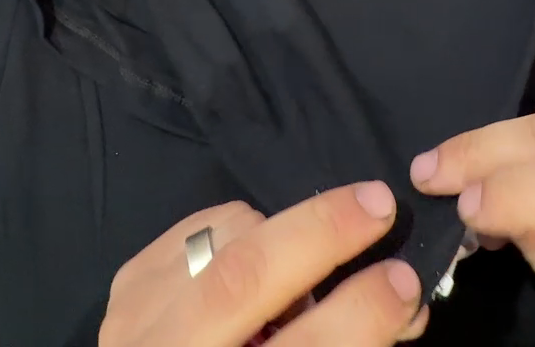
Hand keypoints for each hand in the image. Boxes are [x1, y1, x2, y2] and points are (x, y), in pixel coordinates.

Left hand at [100, 182, 430, 346]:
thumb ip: (343, 342)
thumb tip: (399, 292)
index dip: (358, 316)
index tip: (406, 279)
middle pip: (242, 277)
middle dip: (320, 232)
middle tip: (381, 202)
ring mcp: (133, 317)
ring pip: (221, 237)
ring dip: (280, 234)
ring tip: (302, 264)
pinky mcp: (128, 282)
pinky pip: (200, 224)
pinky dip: (241, 228)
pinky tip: (252, 257)